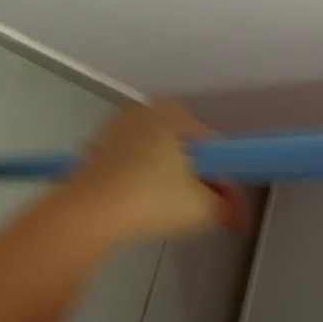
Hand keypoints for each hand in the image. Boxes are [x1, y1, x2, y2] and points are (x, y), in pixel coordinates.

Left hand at [51, 101, 246, 243]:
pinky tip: (144, 202)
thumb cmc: (152, 198)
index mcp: (169, 114)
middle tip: (205, 205)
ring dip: (170, 176)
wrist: (91, 209)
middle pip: (182, 144)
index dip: (225, 176)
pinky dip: (144, 178)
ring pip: (155, 152)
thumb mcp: (205, 206)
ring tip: (175, 208)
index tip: (229, 205)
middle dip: (197, 174)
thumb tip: (231, 207)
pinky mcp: (97, 147)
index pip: (211, 142)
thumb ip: (227, 203)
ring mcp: (115, 128)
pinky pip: (132, 161)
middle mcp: (141, 112)